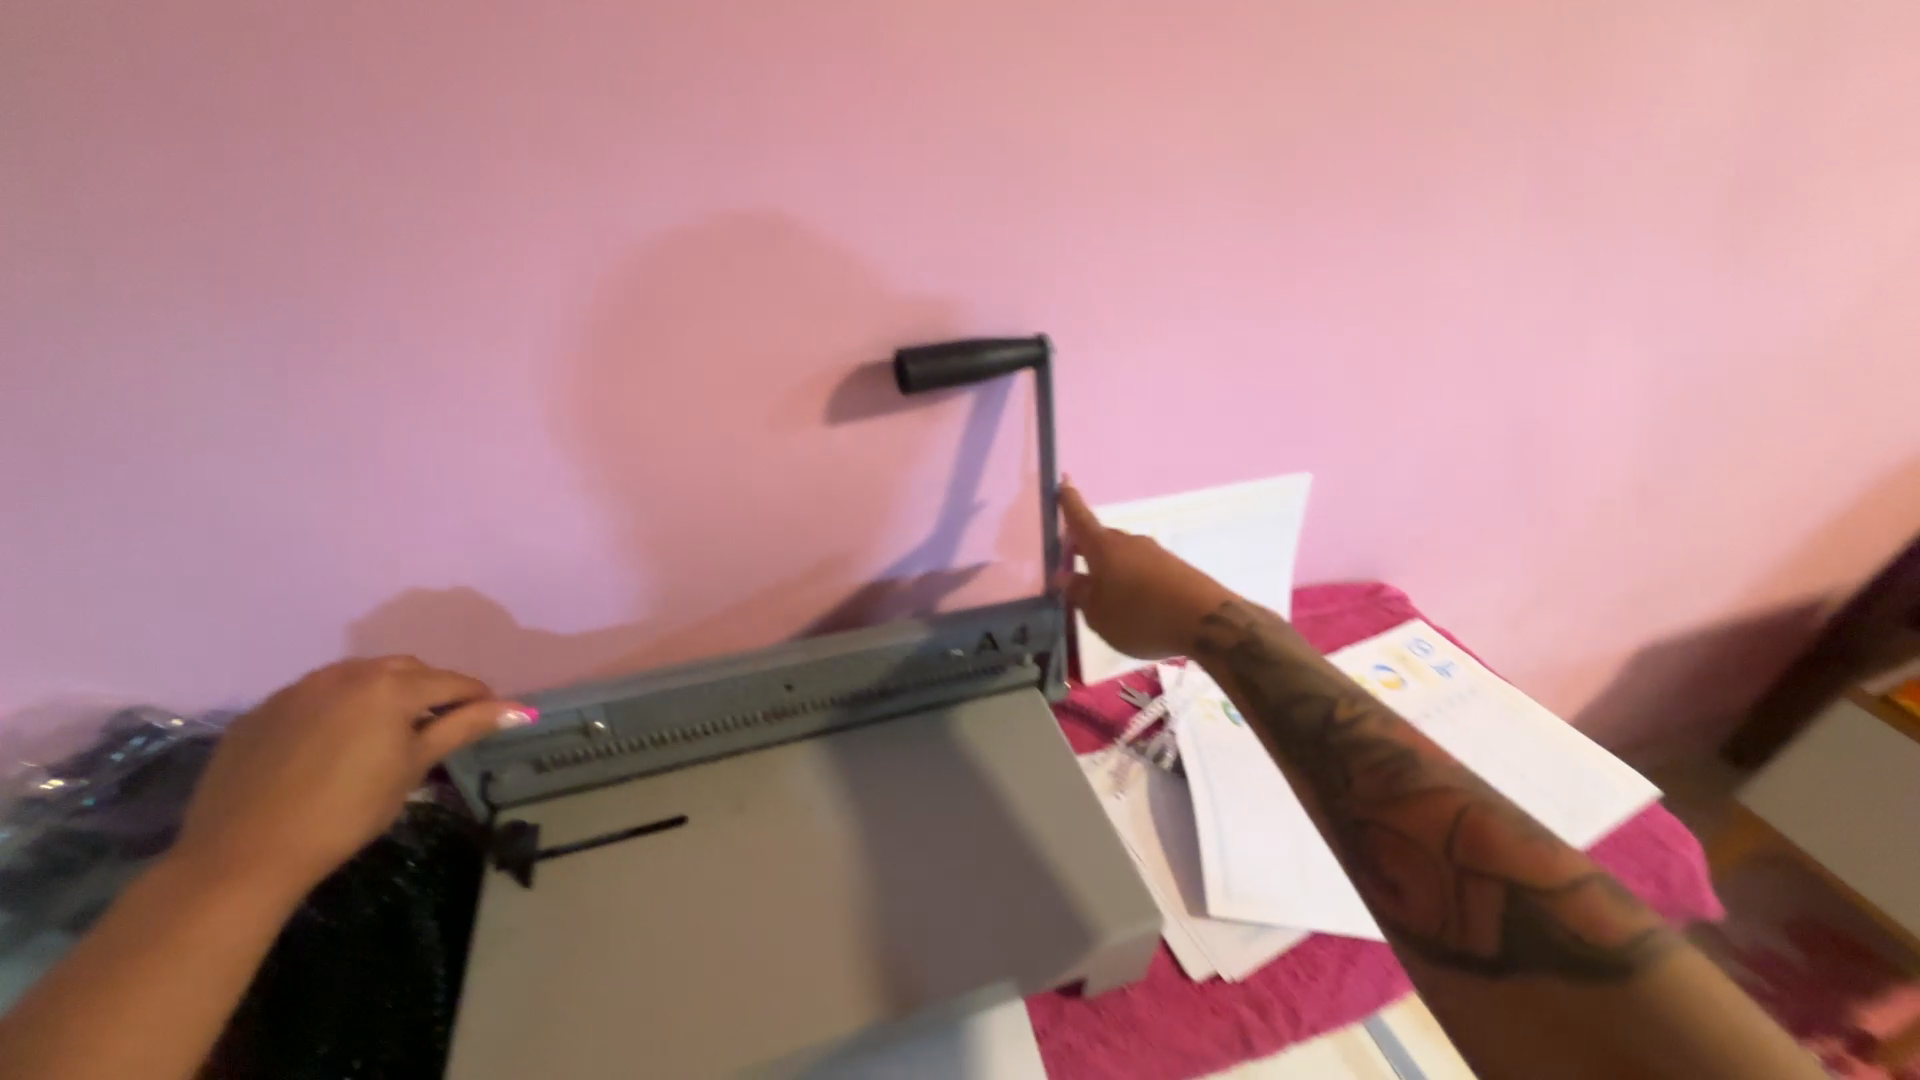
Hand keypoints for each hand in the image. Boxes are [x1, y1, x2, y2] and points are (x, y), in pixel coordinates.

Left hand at [170, 657, 533, 895]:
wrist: (243, 853)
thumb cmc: (347, 812)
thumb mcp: (415, 768)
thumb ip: (464, 728)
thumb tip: (521, 708)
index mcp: (390, 686)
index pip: (452, 682)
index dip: (477, 700)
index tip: (488, 720)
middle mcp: (346, 673)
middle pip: (406, 670)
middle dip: (429, 691)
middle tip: (437, 728)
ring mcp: (299, 688)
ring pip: (360, 677)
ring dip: (383, 694)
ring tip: (386, 733)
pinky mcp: (263, 710)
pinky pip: (316, 695)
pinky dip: (338, 709)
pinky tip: (332, 746)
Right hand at [1058, 481, 1236, 661]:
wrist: (1206, 622)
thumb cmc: (1140, 617)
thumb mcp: (1098, 614)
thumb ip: (1079, 593)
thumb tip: (1065, 576)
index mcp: (1103, 548)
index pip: (1080, 518)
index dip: (1069, 501)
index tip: (1063, 480)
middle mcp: (1129, 543)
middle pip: (1101, 539)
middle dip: (1085, 548)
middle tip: (1072, 567)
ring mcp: (1155, 553)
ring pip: (1123, 556)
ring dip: (1110, 569)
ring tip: (1103, 596)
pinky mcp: (1175, 568)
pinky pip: (1143, 569)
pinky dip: (1132, 580)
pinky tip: (1133, 604)